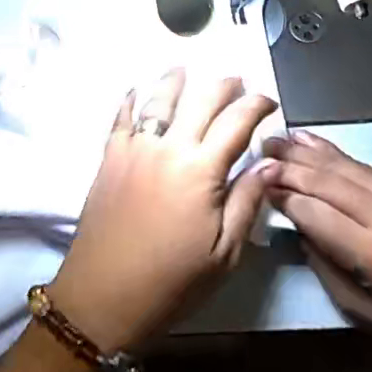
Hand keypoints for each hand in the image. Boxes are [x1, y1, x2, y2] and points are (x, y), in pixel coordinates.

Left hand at [49, 70, 279, 353]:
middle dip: (224, 86)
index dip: (257, 105)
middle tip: (238, 82)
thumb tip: (270, 162)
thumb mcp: (224, 253)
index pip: (237, 122)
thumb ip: (248, 201)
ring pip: (159, 101)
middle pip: (201, 101)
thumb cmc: (171, 282)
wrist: (101, 301)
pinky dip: (131, 101)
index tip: (269, 101)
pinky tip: (136, 91)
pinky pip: (121, 119)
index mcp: (202, 170)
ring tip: (186, 69)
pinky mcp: (109, 160)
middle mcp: (169, 148)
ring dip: (176, 81)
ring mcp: (135, 150)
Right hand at [265, 132, 371, 371]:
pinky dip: (336, 154)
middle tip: (258, 151)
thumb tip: (299, 227)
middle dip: (291, 166)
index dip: (285, 197)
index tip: (256, 183)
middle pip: (329, 181)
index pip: (317, 212)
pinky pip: (365, 167)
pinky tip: (315, 143)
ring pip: (347, 167)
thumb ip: (327, 266)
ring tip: (278, 140)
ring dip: (309, 152)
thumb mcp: (364, 313)